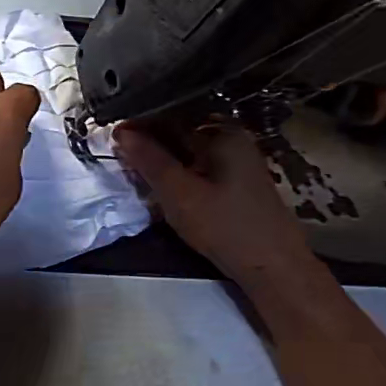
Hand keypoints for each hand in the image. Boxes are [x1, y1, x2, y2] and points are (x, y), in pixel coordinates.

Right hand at [113, 123, 313, 280]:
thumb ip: (149, 159)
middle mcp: (232, 139)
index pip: (170, 116)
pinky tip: (161, 185)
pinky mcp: (236, 182)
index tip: (111, 138)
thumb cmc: (225, 227)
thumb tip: (121, 133)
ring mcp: (237, 161)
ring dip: (161, 159)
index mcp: (221, 133)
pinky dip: (177, 171)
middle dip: (148, 142)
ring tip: (135, 170)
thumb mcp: (178, 193)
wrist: (274, 269)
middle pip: (179, 131)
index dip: (138, 125)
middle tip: (119, 156)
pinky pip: (198, 165)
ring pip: (187, 150)